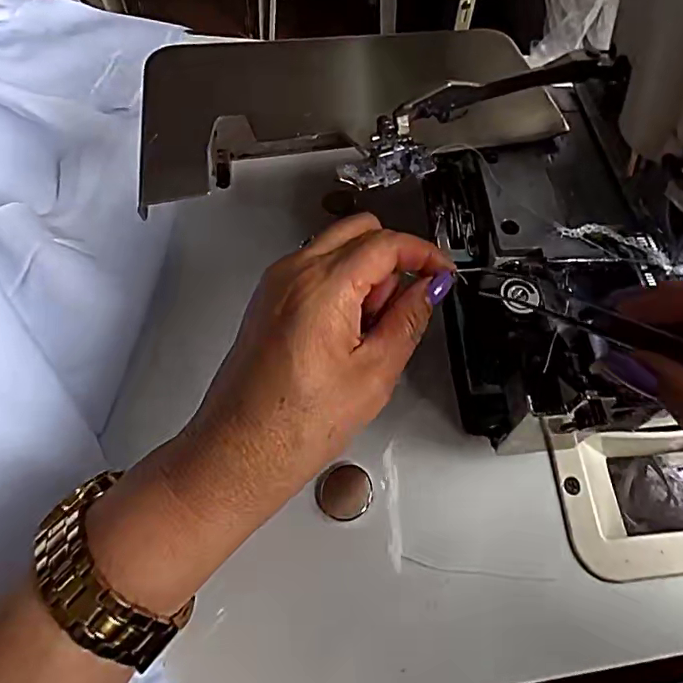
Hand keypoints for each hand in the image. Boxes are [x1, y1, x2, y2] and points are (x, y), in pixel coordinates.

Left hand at [170, 213, 452, 517]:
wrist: (240, 452)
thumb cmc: (293, 425)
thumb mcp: (375, 373)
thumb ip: (409, 319)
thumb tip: (430, 288)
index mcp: (321, 289)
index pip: (386, 243)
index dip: (424, 253)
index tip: (442, 271)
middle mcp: (292, 274)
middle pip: (362, 230)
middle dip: (395, 257)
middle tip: (408, 301)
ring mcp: (277, 283)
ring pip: (341, 245)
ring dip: (369, 271)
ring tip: (372, 328)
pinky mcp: (271, 297)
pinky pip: (319, 266)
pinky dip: (345, 282)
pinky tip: (350, 330)